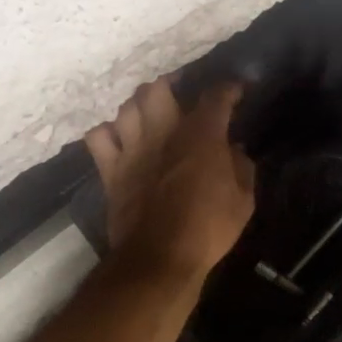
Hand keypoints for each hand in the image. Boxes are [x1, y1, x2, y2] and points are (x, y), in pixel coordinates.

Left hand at [84, 79, 255, 277]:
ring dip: (139, 106)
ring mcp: (133, 149)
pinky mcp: (111, 170)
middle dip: (171, 84)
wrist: (160, 256)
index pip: (215, 96)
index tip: (236, 91)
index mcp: (202, 135)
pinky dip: (108, 133)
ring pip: (127, 107)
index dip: (228, 89)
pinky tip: (119, 139)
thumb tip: (234, 150)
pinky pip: (98, 137)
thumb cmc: (209, 227)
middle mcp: (164, 131)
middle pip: (158, 89)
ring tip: (148, 113)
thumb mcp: (244, 199)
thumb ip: (241, 167)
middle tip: (181, 94)